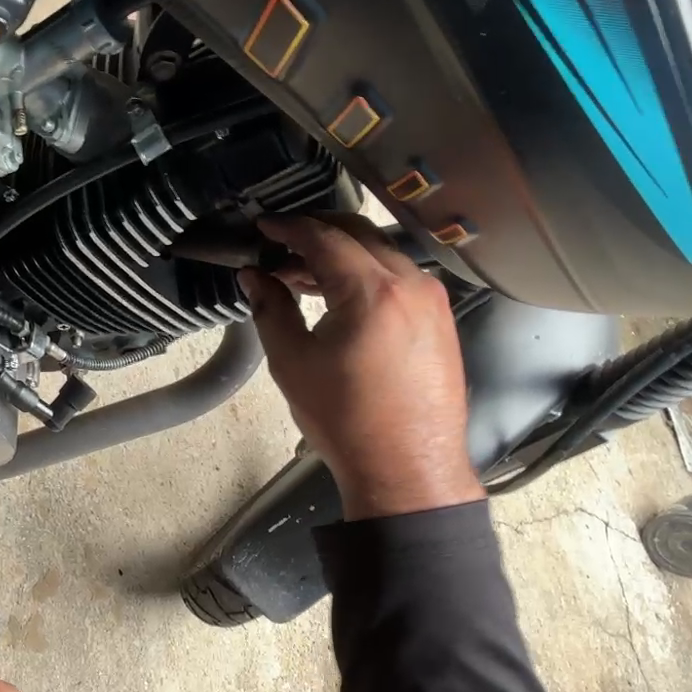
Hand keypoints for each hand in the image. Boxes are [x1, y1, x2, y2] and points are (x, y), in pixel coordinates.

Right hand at [239, 214, 483, 520]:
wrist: (407, 465)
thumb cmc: (344, 418)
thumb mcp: (292, 361)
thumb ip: (270, 308)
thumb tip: (252, 276)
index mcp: (372, 292)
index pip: (325, 238)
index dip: (289, 227)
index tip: (262, 226)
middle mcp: (411, 284)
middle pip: (359, 234)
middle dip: (315, 231)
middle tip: (278, 243)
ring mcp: (433, 300)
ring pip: (381, 253)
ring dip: (339, 254)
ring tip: (298, 273)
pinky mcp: (439, 319)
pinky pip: (398, 276)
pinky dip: (363, 273)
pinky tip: (336, 295)